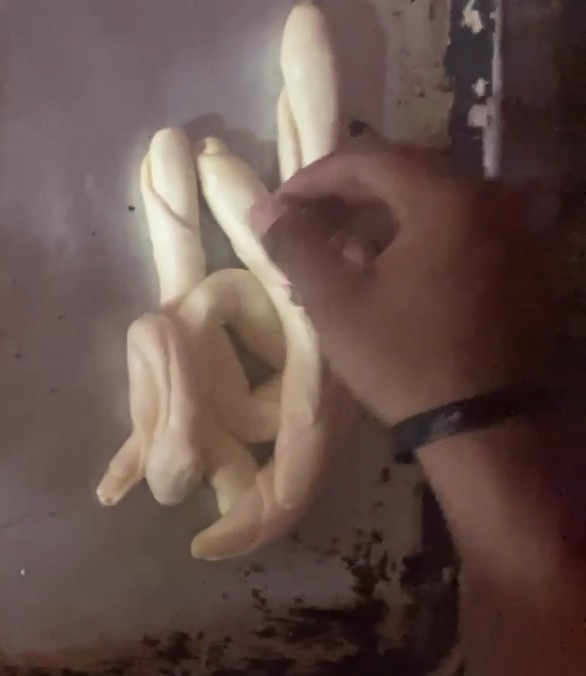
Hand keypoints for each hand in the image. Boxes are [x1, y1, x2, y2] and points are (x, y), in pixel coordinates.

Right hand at [252, 143, 553, 424]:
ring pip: (428, 200)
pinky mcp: (518, 254)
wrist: (477, 408)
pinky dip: (405, 233)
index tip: (274, 206)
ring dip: (371, 216)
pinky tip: (374, 266)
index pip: (371, 159)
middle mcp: (491, 197)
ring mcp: (514, 224)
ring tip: (326, 252)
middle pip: (405, 173)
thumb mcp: (333, 300)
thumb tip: (264, 209)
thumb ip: (296, 246)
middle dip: (341, 195)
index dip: (313, 176)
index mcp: (447, 200)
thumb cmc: (397, 351)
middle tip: (294, 226)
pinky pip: (453, 224)